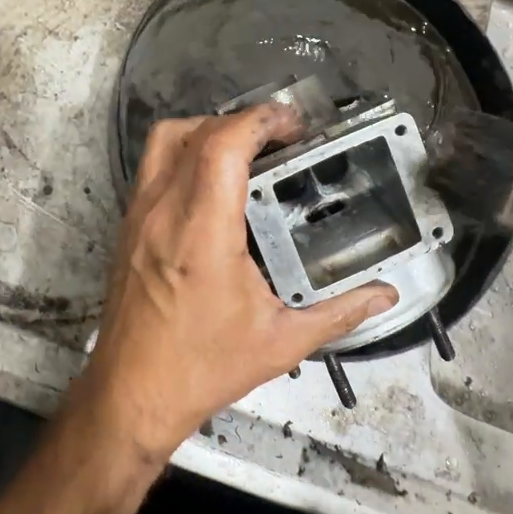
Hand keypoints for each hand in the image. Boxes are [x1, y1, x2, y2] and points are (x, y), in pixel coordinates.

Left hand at [81, 104, 398, 457]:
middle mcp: (163, 211)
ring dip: (208, 130)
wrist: (131, 393)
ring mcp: (139, 214)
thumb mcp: (280, 343)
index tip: (292, 124)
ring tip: (248, 150)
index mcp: (201, 232)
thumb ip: (338, 312)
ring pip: (166, 140)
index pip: (223, 145)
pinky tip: (217, 183)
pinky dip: (186, 153)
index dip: (260, 120)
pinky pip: (154, 165)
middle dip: (242, 121)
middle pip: (196, 131)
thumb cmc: (199, 368)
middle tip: (281, 137)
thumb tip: (383, 295)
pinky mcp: (129, 224)